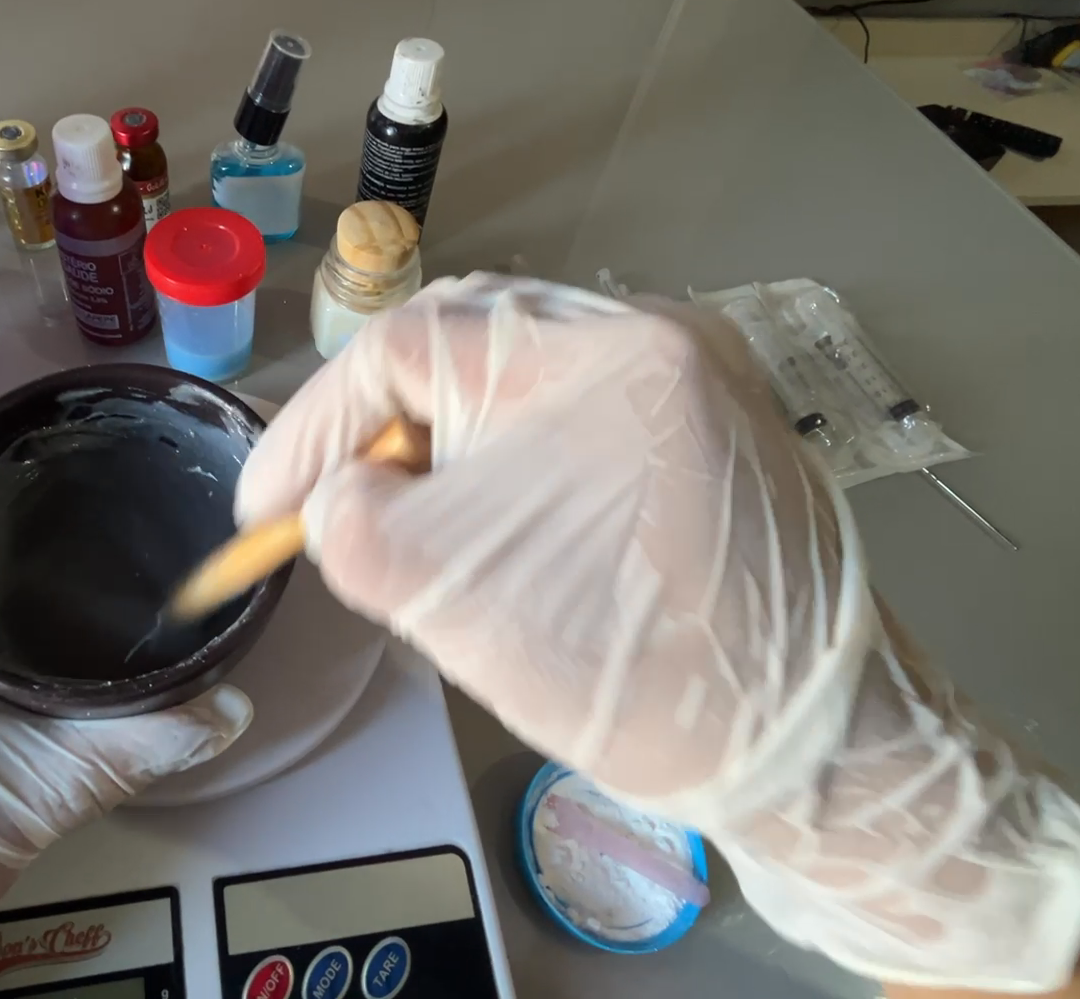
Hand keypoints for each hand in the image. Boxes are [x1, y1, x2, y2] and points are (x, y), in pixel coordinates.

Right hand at [238, 274, 1079, 991]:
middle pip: (452, 340)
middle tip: (332, 493)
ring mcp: (678, 364)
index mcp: (593, 358)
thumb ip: (352, 523)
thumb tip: (332, 492)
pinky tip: (487, 496)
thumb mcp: (450, 600)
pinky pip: (558, 395)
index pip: (401, 350)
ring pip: (503, 365)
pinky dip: (495, 439)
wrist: (815, 748)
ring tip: (403, 500)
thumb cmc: (632, 674)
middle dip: (374, 422)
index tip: (264, 504)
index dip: (314, 426)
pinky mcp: (692, 410)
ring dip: (433, 429)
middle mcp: (644, 330)